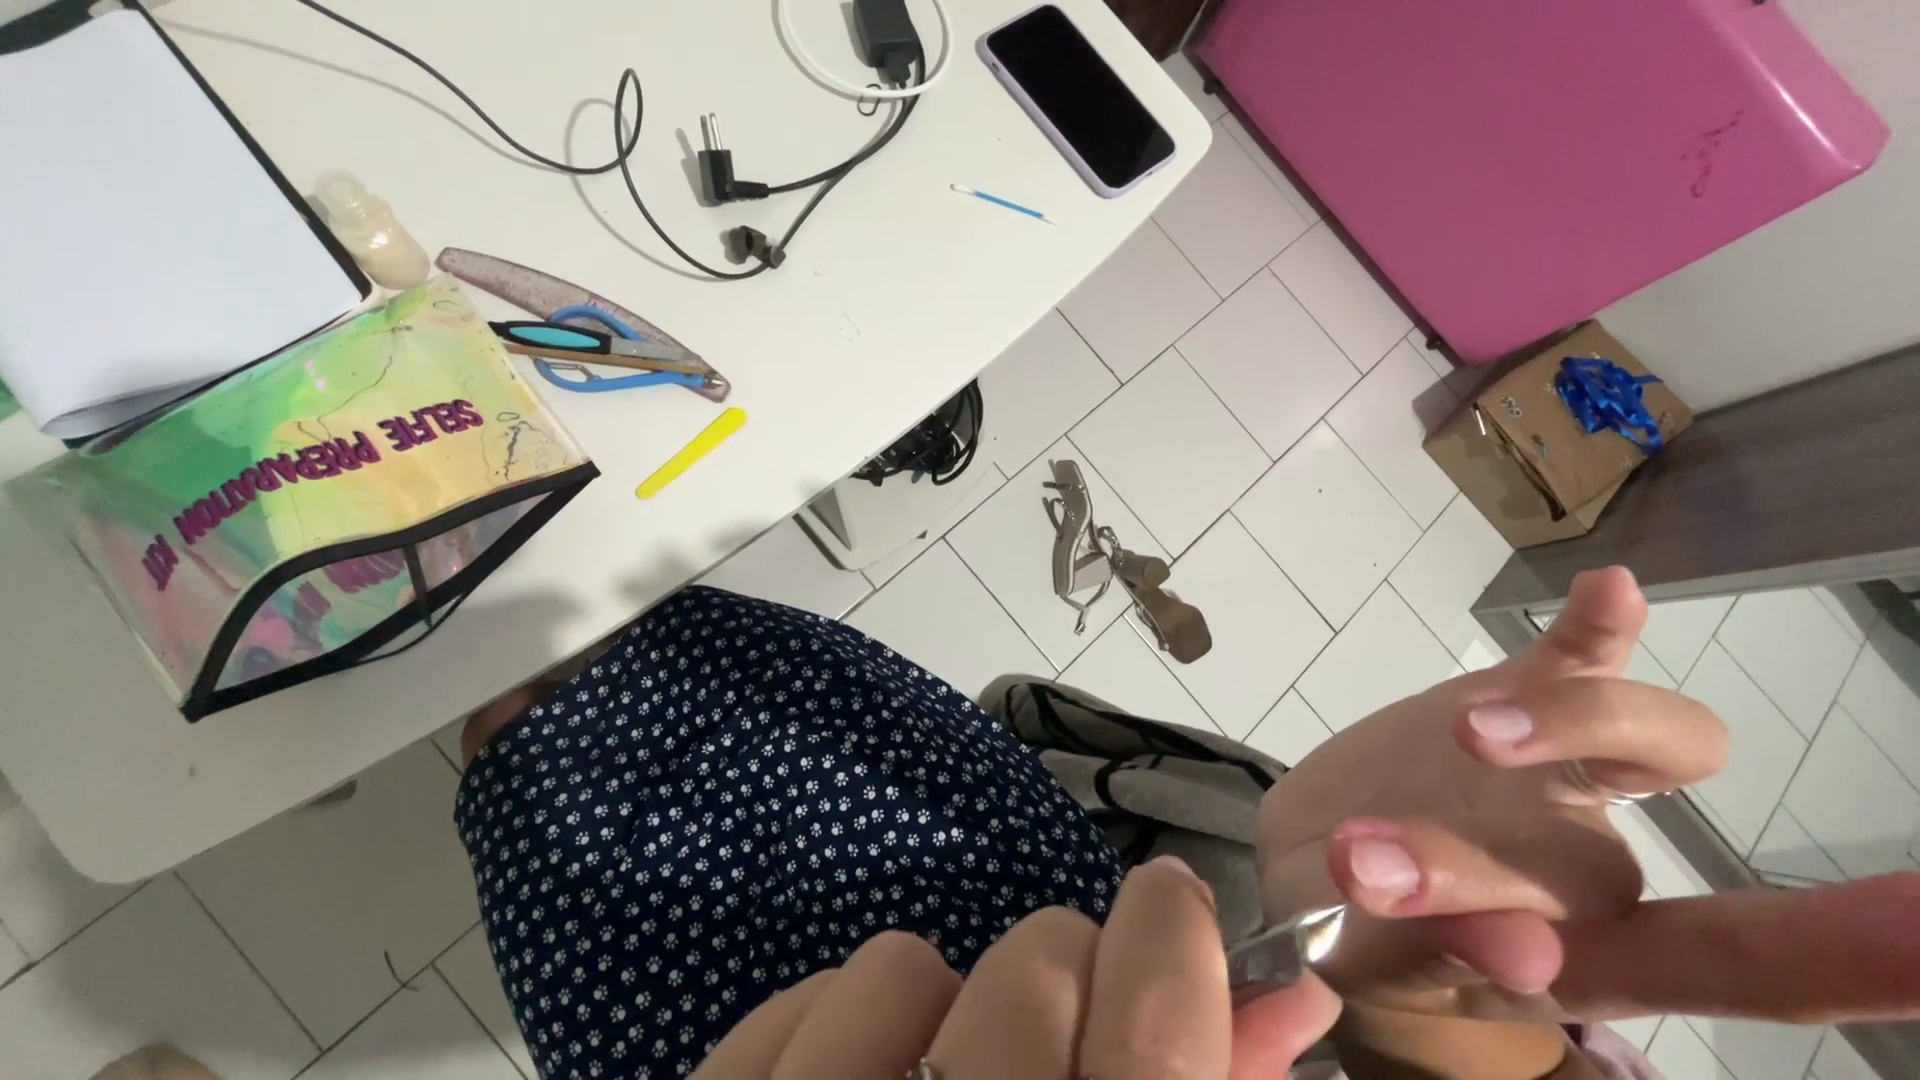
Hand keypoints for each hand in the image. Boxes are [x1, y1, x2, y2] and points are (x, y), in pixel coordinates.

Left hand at [691, 856, 1341, 1078]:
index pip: (1151, 1033)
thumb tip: (1281, 994)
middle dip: (1066, 973)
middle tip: (1060, 1034)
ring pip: (907, 965)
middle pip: (1034, 964)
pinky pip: (805, 998)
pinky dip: (848, 1027)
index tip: (1176, 902)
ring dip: (947, 1006)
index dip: (1176, 940)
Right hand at [1257, 567, 1729, 1019]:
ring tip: (1467, 734)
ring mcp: (1559, 768)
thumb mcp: (1393, 962)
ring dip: (1562, 722)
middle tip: (1406, 840)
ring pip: (1630, 725)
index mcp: (1602, 946)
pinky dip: (1596, 626)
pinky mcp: (1501, 704)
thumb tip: (1516, 950)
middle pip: (1659, 815)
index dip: (1857, 950)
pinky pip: (1571, 659)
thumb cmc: (1375, 939)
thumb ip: (1440, 947)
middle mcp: (1600, 849)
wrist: (1330, 862)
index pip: (1747, 960)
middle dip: (1581, 800)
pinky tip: (1611, 589)